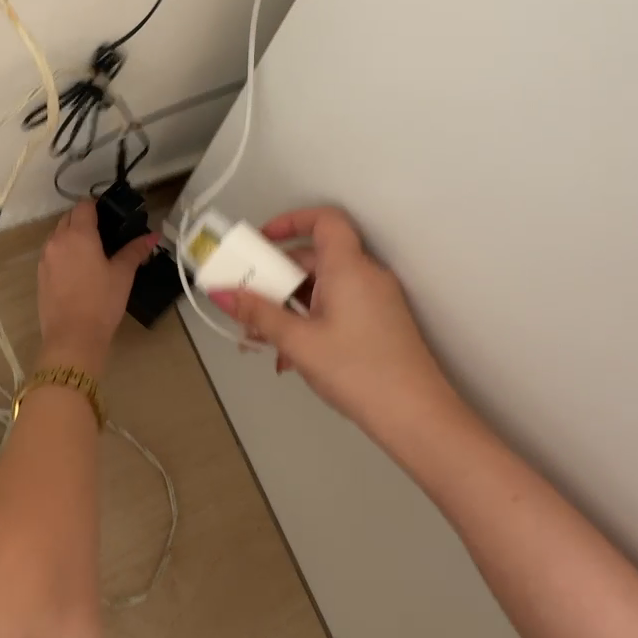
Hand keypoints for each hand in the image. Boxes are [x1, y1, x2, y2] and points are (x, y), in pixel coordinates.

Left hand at [36, 201, 157, 372]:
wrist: (72, 337)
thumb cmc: (102, 302)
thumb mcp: (122, 274)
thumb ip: (135, 251)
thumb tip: (152, 236)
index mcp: (78, 234)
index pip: (84, 206)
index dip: (98, 207)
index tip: (111, 218)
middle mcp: (57, 240)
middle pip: (68, 218)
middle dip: (84, 221)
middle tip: (105, 235)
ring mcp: (45, 258)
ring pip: (58, 236)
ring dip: (72, 237)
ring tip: (92, 254)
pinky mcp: (40, 275)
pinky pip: (52, 254)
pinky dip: (64, 254)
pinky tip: (78, 271)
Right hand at [211, 206, 453, 427]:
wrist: (415, 416)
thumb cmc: (360, 372)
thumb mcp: (297, 341)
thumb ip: (257, 313)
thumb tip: (222, 293)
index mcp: (348, 268)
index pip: (323, 220)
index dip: (290, 222)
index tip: (261, 241)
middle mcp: (365, 276)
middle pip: (314, 257)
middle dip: (275, 276)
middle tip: (245, 297)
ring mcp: (374, 301)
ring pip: (321, 287)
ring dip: (287, 305)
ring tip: (260, 335)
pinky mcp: (377, 323)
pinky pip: (335, 307)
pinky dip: (308, 319)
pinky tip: (287, 354)